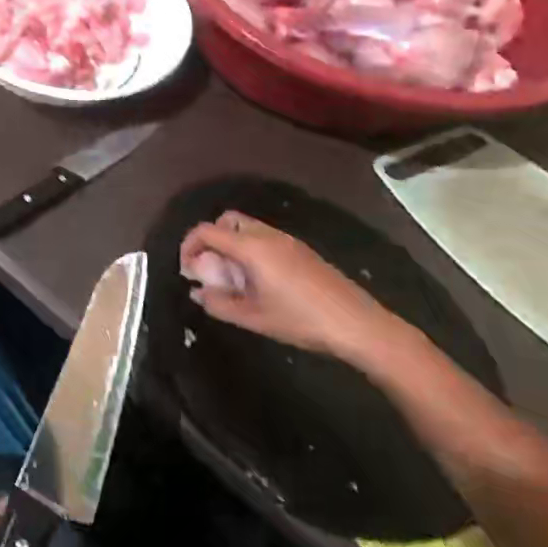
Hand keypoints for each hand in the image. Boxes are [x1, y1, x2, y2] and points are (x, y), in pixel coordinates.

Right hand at [179, 211, 408, 363]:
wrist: (360, 326)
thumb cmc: (300, 320)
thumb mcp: (251, 318)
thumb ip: (218, 303)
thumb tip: (198, 293)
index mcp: (251, 247)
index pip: (206, 231)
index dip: (189, 246)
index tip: (187, 270)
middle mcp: (268, 236)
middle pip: (226, 220)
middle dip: (210, 240)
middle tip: (210, 268)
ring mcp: (288, 241)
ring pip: (247, 229)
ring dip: (231, 245)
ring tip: (233, 277)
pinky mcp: (302, 251)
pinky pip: (265, 239)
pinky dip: (250, 250)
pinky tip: (258, 280)